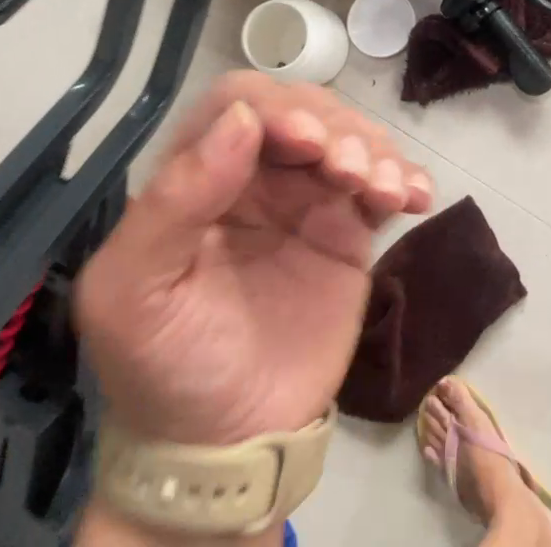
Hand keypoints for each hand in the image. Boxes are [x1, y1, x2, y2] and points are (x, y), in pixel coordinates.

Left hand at [74, 71, 432, 446]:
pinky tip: (416, 198)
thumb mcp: (134, 291)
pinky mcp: (348, 235)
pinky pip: (382, 189)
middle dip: (334, 128)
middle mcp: (253, 177)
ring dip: (375, 152)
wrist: (226, 444)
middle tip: (348, 172)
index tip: (305, 142)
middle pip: (305, 113)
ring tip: (386, 193)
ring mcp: (307, 203)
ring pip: (350, 142)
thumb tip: (241, 121)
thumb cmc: (166, 366)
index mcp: (195, 177)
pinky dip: (406, 180)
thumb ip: (173, 202)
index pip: (238, 106)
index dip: (274, 110)